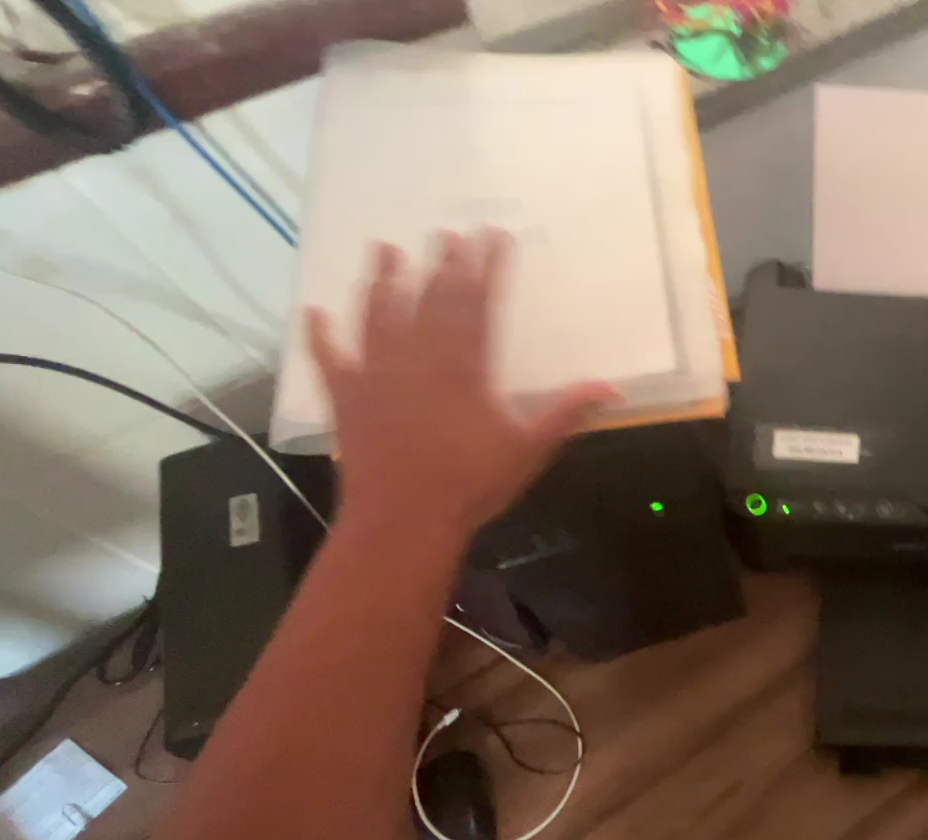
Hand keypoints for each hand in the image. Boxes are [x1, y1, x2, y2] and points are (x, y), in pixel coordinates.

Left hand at [306, 229, 618, 537]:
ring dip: (381, 281)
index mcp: (463, 367)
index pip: (477, 305)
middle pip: (429, 301)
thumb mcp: (531, 449)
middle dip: (441, 265)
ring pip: (376, 316)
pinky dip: (320, 335)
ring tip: (384, 249)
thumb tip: (612, 389)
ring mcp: (376, 375)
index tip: (493, 238)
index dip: (486, 269)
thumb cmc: (472, 483)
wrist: (405, 519)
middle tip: (447, 233)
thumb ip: (567, 413)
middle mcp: (416, 359)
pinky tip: (314, 313)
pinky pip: (329, 359)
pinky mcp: (347, 398)